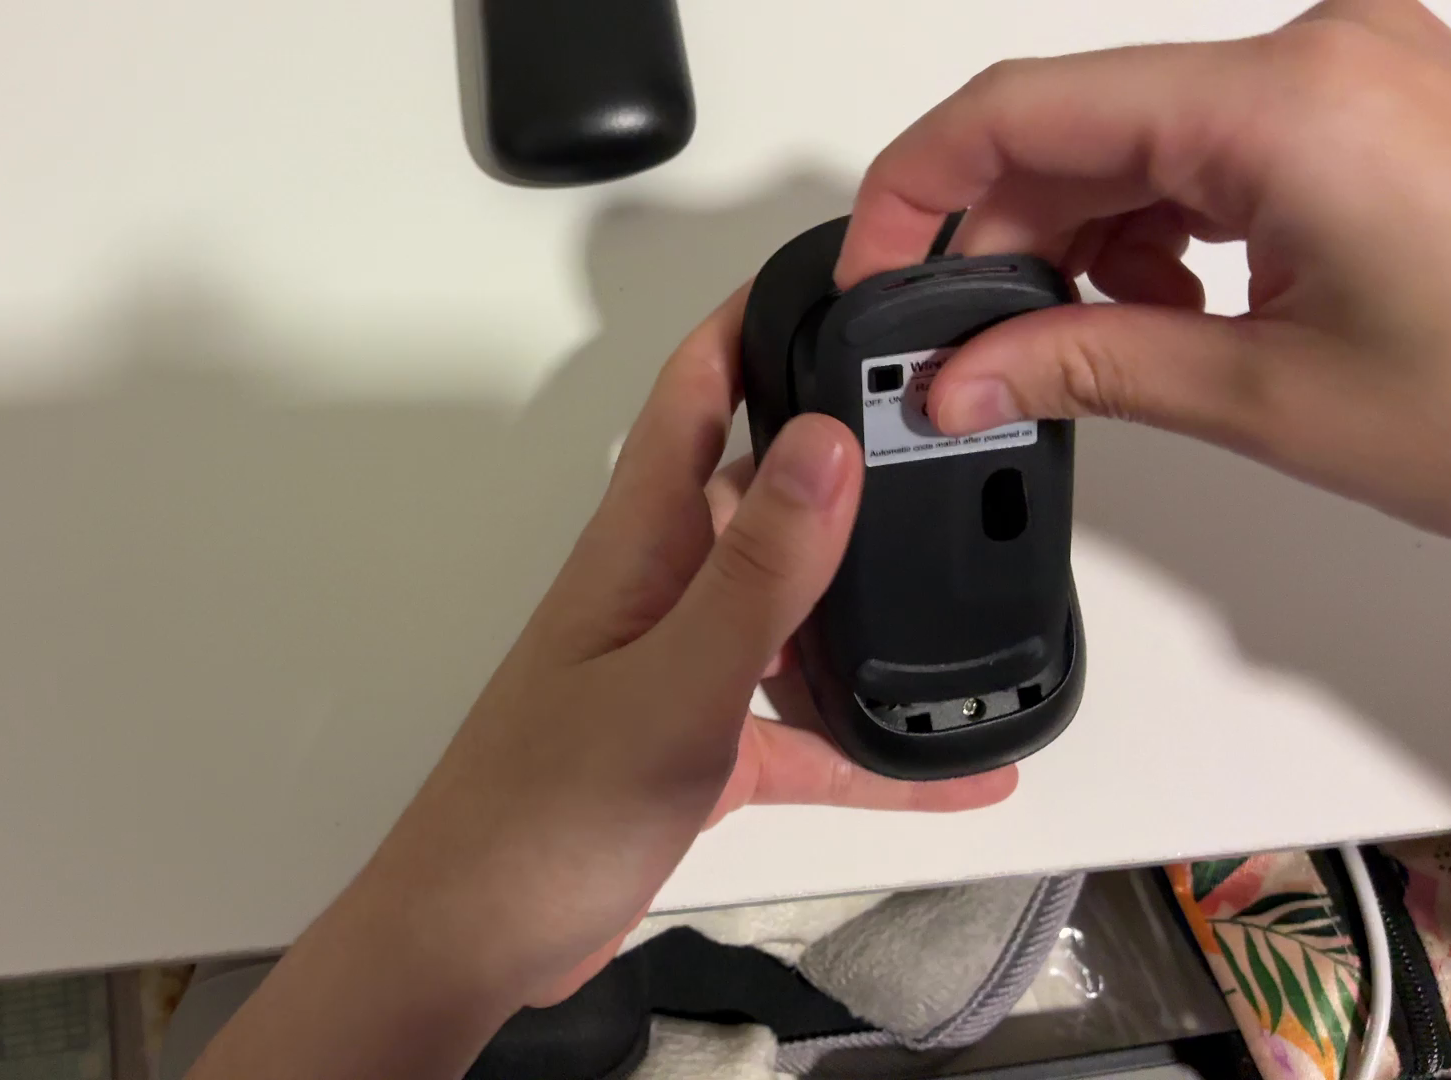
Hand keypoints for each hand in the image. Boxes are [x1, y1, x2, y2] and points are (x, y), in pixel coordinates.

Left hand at [187, 289, 1014, 1079]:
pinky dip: (861, 737)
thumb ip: (751, 574)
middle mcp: (660, 588)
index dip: (748, 325)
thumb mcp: (669, 685)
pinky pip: (795, 721)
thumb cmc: (548, 808)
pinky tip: (951, 765)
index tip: (830, 276)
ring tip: (966, 584)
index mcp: (636, 547)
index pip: (690, 399)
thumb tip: (820, 445)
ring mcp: (680, 664)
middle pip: (756, 492)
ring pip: (788, 605)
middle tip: (946, 430)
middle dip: (838, 452)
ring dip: (862, 597)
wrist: (484, 930)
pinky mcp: (697, 739)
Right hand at [837, 0, 1450, 539]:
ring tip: (1071, 344)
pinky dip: (1123, 246)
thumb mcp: (1264, 394)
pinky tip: (1151, 307)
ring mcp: (1325, 89)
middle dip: (981, 253)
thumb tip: (951, 387)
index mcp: (1277, 105)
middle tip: (957, 351)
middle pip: (1050, 141)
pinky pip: (1171, 170)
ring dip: (1052, 258)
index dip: (905, 195)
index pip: (1009, 112)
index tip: (870, 277)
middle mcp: (1300, 67)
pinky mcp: (1338, 127)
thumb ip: (1078, 372)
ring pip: (1104, 160)